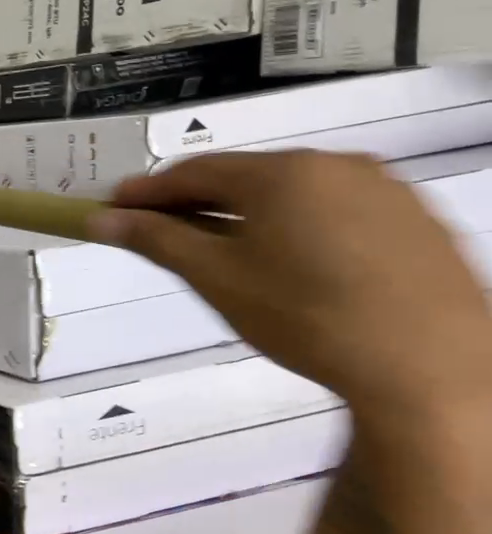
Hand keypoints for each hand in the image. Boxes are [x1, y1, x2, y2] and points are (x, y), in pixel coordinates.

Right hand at [91, 151, 491, 411]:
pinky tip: (286, 264)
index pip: (194, 171)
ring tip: (219, 252)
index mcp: (284, 173)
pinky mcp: (418, 221)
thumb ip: (155, 239)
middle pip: (245, 176)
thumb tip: (102, 218)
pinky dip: (295, 226)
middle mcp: (339, 166)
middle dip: (195, 202)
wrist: (431, 366)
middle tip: (158, 232)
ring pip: (292, 194)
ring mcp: (388, 190)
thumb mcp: (214, 277)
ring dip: (245, 213)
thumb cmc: (305, 315)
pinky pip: (335, 211)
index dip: (146, 192)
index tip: (110, 210)